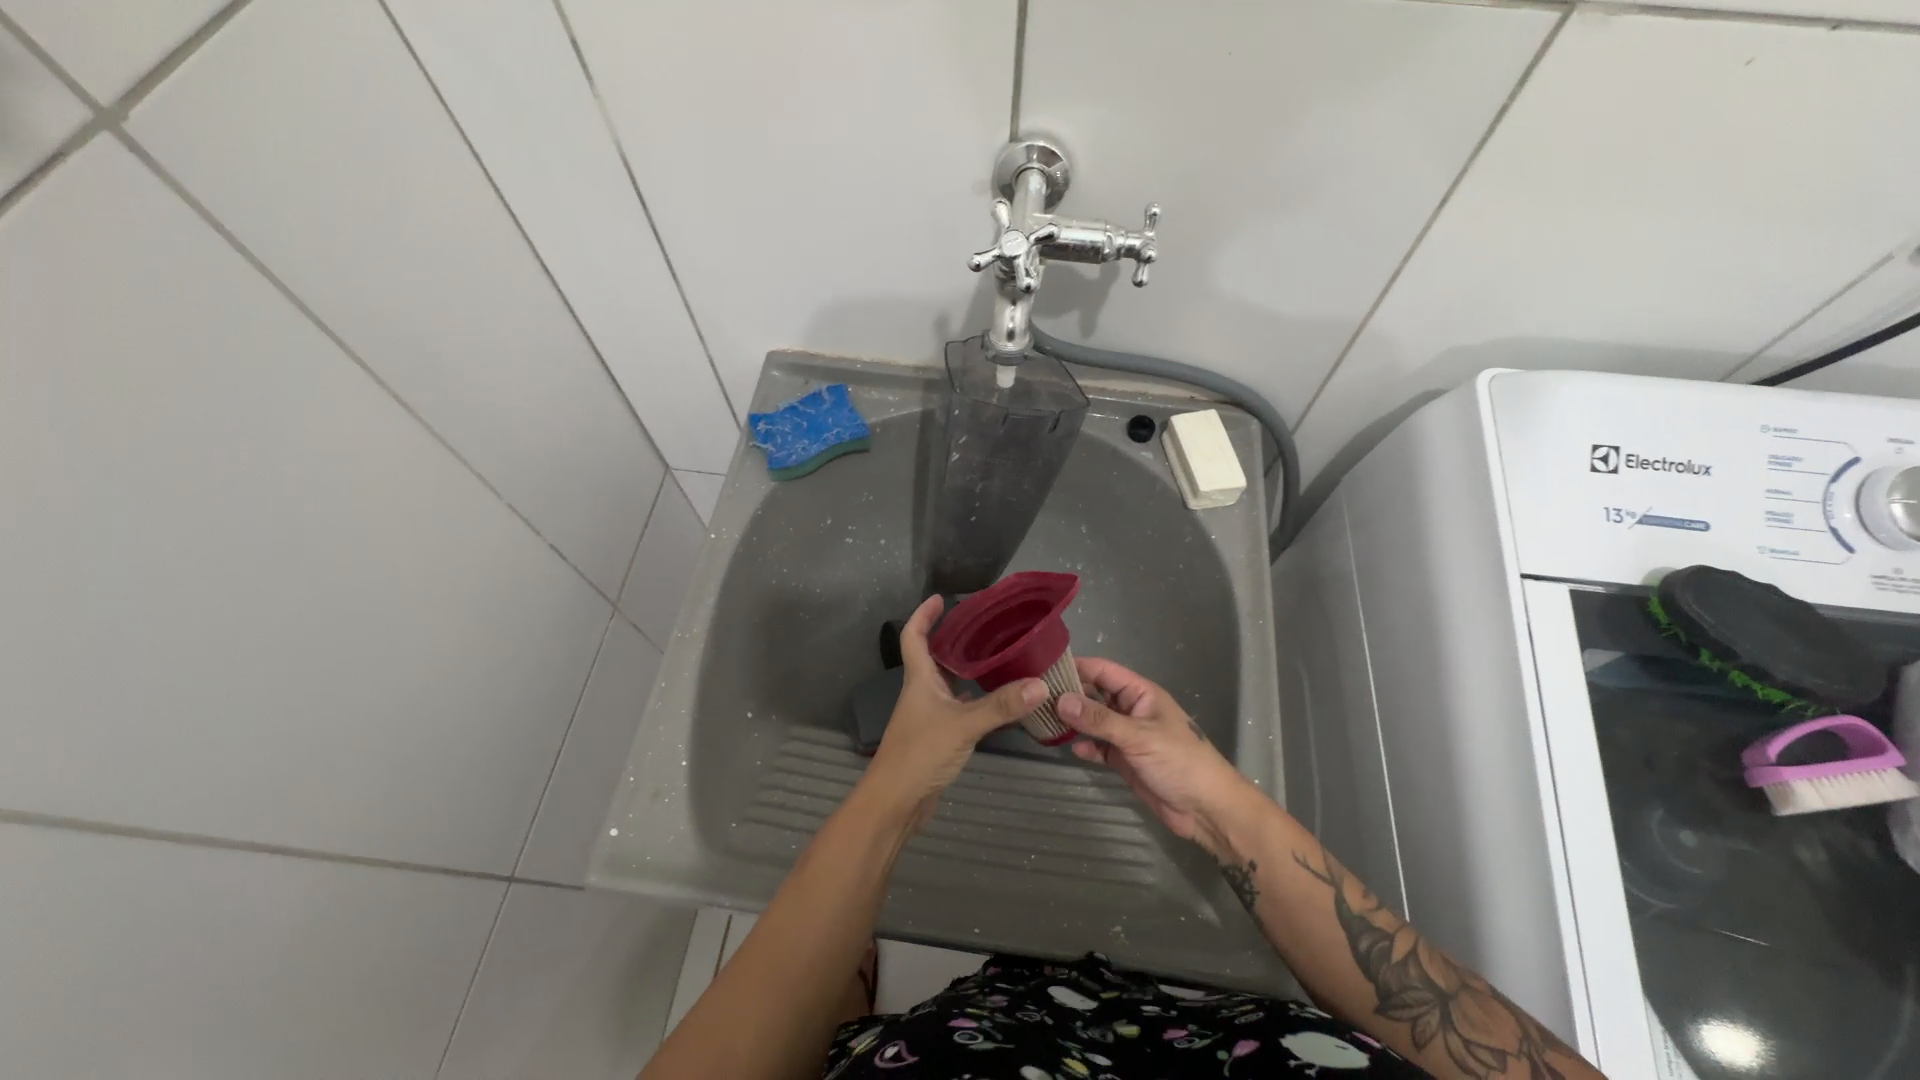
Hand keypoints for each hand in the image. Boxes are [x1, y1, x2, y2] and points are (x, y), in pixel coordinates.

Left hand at [857, 595, 1046, 828]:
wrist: (896, 802)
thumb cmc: (920, 754)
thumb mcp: (963, 725)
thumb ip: (1000, 706)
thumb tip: (1040, 684)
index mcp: (919, 680)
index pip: (914, 637)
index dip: (924, 615)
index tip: (942, 599)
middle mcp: (922, 693)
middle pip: (935, 658)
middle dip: (956, 640)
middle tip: (988, 627)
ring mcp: (929, 716)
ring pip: (950, 684)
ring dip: (970, 671)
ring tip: (1001, 658)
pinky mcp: (939, 738)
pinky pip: (960, 708)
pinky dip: (977, 701)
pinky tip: (999, 702)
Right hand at [1057, 658, 1257, 858]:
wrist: (1205, 808)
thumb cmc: (1179, 761)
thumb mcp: (1138, 736)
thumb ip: (1099, 719)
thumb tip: (1060, 700)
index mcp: (1141, 694)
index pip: (1104, 671)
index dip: (1077, 667)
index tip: (1044, 668)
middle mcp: (1132, 710)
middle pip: (1096, 695)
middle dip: (1070, 695)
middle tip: (1036, 697)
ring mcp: (1129, 736)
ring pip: (1095, 722)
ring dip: (1074, 722)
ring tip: (1043, 721)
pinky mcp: (1126, 760)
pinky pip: (1100, 748)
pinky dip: (1087, 747)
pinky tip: (1071, 750)